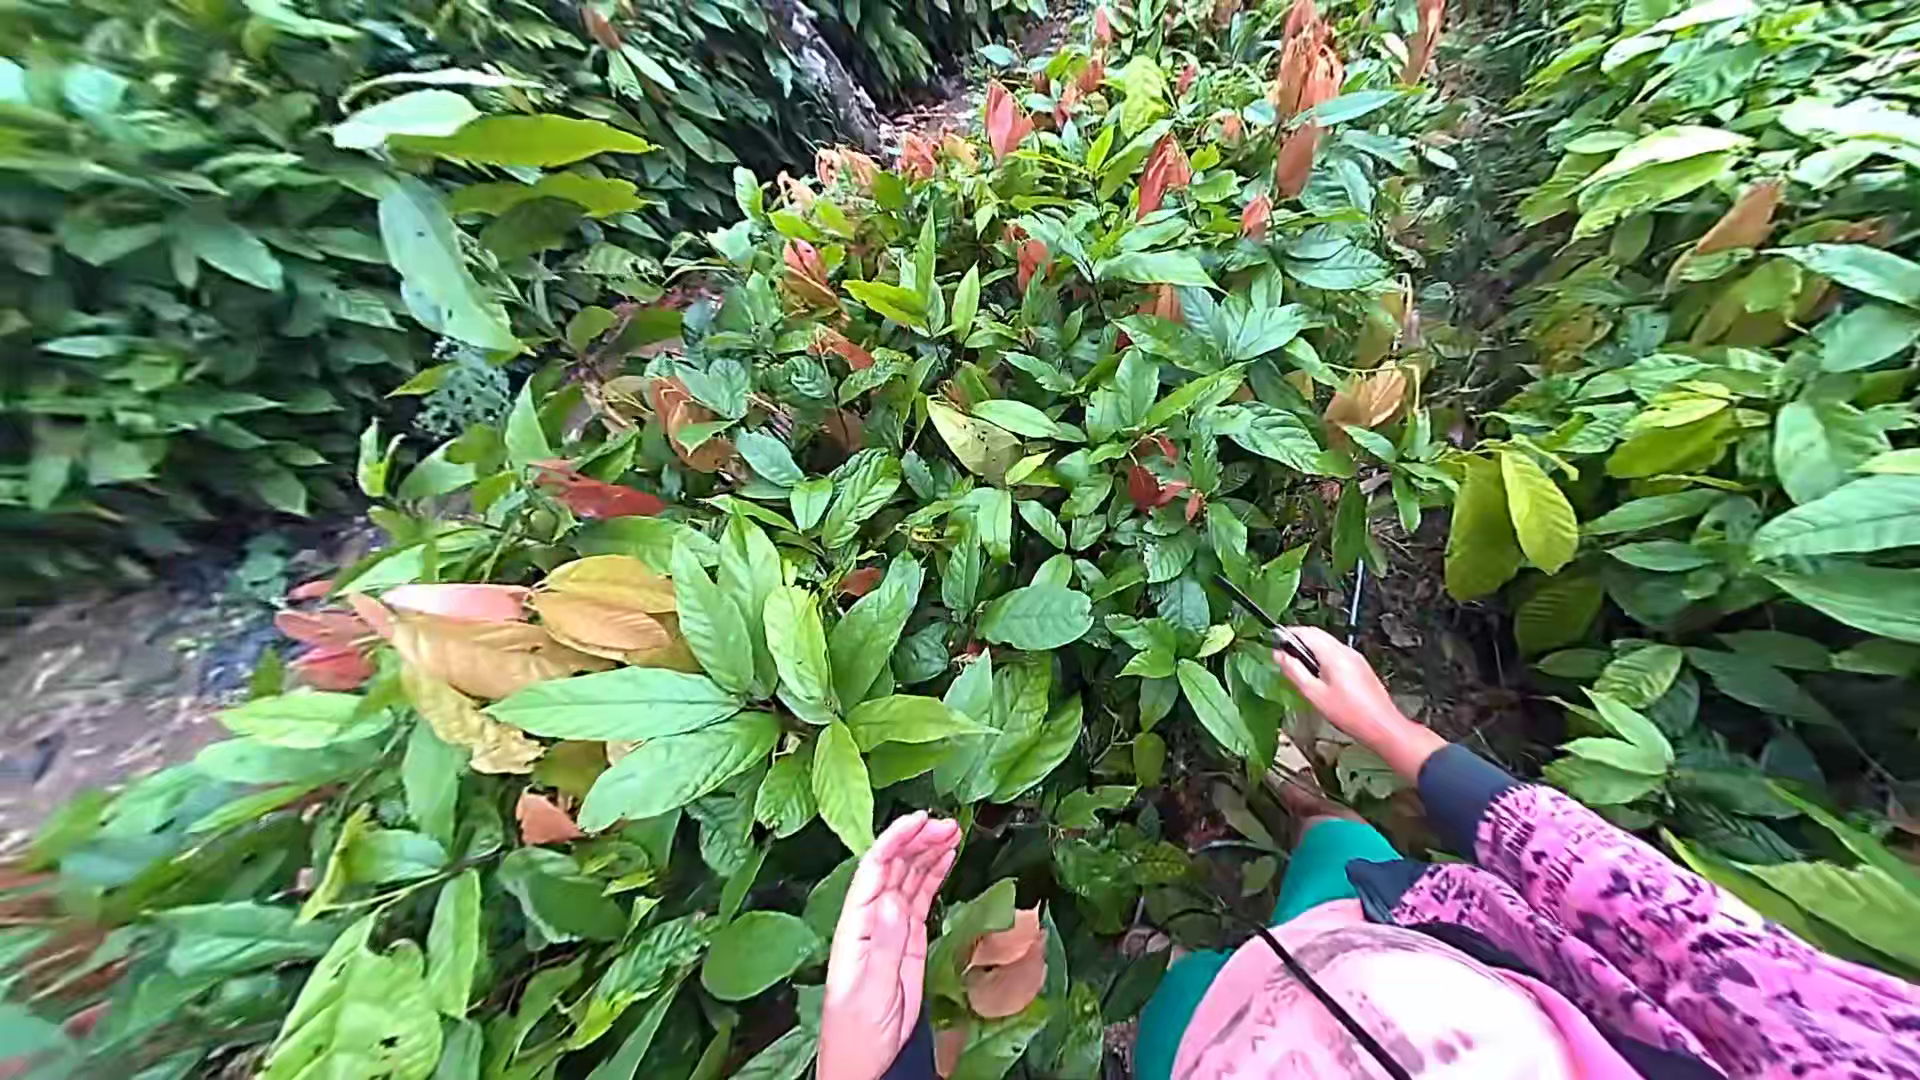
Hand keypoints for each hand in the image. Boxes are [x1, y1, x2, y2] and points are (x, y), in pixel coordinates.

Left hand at [819, 811, 959, 1079]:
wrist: (866, 1068)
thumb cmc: (857, 1037)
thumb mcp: (870, 994)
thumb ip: (883, 946)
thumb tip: (893, 901)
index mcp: (856, 923)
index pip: (874, 866)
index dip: (895, 838)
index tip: (919, 820)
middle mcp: (872, 915)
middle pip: (895, 863)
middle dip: (919, 839)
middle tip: (947, 825)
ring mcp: (890, 923)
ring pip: (910, 874)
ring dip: (929, 850)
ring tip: (953, 831)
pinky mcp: (907, 935)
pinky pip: (921, 894)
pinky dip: (934, 872)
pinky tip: (947, 856)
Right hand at [1273, 626, 1444, 780]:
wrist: (1383, 727)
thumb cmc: (1349, 713)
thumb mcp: (1313, 694)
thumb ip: (1294, 670)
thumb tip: (1278, 654)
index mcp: (1333, 655)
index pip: (1306, 632)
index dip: (1288, 634)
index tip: (1275, 642)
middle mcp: (1346, 651)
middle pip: (1317, 634)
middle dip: (1298, 640)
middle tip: (1284, 655)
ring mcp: (1355, 658)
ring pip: (1327, 642)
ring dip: (1310, 648)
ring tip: (1299, 667)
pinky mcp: (1360, 666)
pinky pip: (1336, 652)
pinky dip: (1322, 655)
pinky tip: (1318, 675)